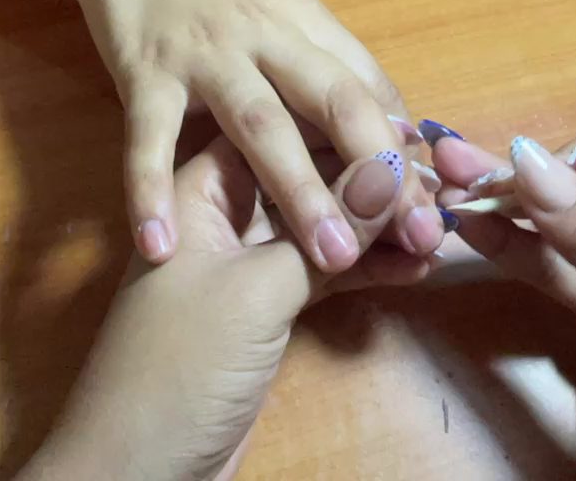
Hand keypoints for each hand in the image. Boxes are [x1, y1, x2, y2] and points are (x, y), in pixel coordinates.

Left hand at [21, 137, 429, 480]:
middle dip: (369, 186)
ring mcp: (250, 259)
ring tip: (436, 231)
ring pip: (323, 226)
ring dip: (376, 231)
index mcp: (204, 184)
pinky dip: (365, 269)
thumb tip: (393, 170)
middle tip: (434, 191)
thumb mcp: (255, 289)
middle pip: (308, 179)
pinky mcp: (269, 302)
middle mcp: (228, 210)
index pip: (279, 132)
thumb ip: (325, 228)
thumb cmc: (181, 363)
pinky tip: (414, 267)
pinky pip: (324, 270)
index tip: (406, 137)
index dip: (341, 129)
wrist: (139, 473)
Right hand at [54, 0, 448, 271]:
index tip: (430, 202)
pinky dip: (149, 190)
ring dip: (299, 189)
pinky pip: (148, 137)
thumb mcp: (283, 3)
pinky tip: (160, 246)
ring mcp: (204, 56)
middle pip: (333, 99)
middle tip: (412, 239)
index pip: (369, 83)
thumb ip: (330, 59)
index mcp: (303, 21)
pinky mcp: (144, 74)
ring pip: (260, 122)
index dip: (404, 145)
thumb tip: (390, 121)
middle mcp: (264, 37)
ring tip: (333, 257)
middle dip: (376, 169)